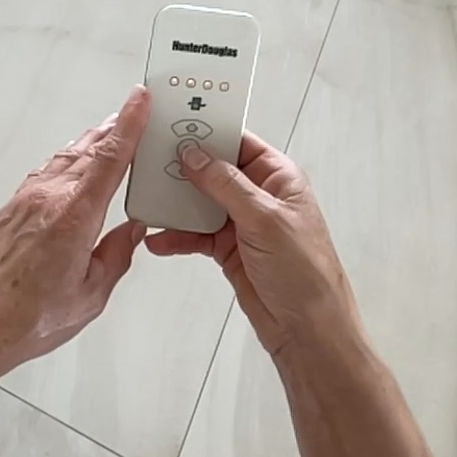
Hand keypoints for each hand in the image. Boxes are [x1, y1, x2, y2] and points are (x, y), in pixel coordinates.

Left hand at [0, 86, 152, 384]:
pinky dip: (69, 160)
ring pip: (66, 157)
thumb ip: (117, 254)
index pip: (109, 158)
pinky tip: (75, 164)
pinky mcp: (13, 208)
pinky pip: (47, 171)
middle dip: (115, 128)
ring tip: (110, 133)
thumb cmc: (30, 318)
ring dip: (91, 143)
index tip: (140, 99)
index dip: (129, 124)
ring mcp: (27, 200)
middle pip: (89, 150)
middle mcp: (49, 198)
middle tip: (135, 111)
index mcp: (75, 216)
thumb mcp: (92, 294)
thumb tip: (133, 230)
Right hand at [146, 132, 357, 359]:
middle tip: (152, 158)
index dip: (209, 131)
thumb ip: (225, 184)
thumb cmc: (307, 274)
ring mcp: (241, 222)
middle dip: (183, 166)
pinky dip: (176, 236)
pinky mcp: (227, 247)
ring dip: (175, 203)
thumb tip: (194, 154)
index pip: (238, 141)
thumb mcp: (265, 219)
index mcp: (278, 177)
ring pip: (199, 200)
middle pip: (212, 168)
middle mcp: (258, 194)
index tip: (177, 123)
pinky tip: (158, 238)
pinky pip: (194, 233)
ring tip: (148, 199)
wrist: (308, 333)